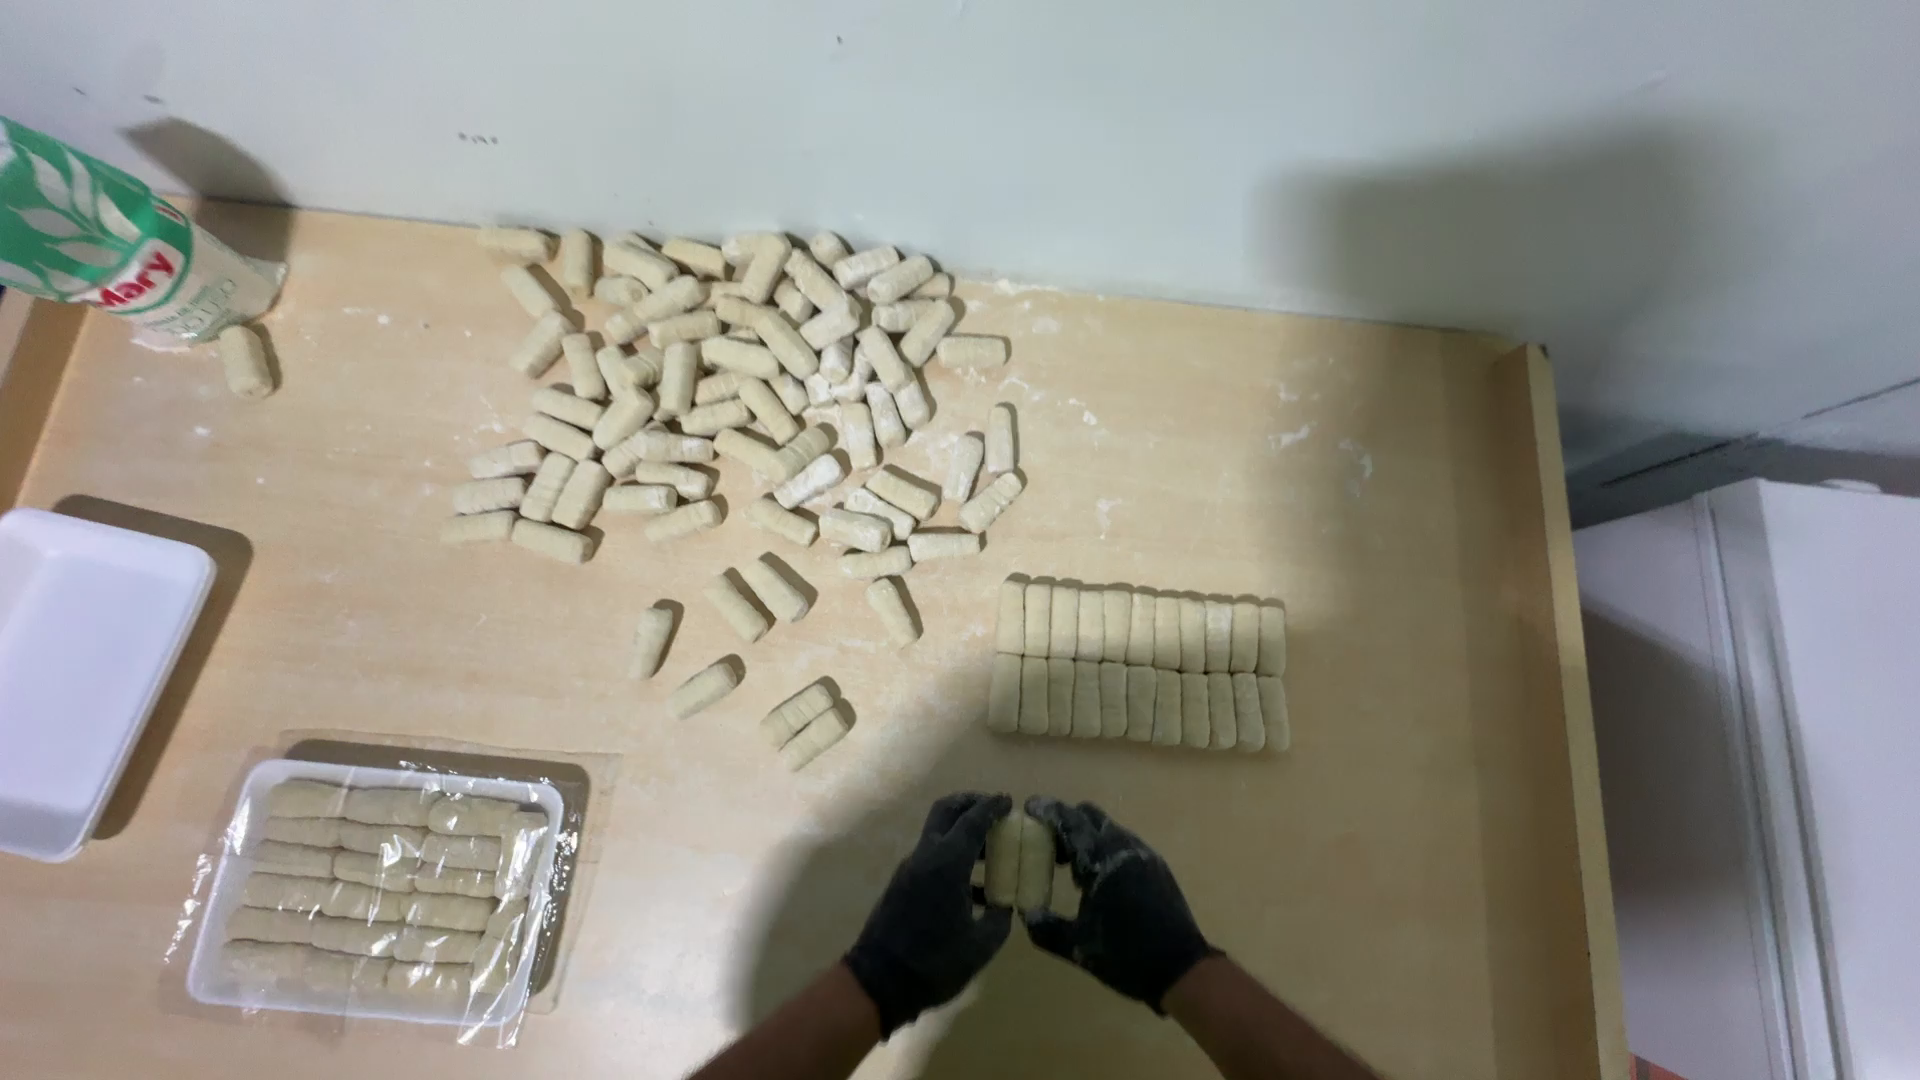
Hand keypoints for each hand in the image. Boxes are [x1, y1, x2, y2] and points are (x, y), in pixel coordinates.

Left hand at [842, 792, 1013, 1036]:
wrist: (880, 981)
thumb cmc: (934, 962)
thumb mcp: (979, 946)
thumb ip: (998, 921)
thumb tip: (1004, 908)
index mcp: (947, 863)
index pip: (972, 821)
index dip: (992, 807)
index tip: (1008, 800)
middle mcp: (926, 855)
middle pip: (946, 811)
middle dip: (970, 803)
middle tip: (993, 810)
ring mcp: (911, 868)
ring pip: (938, 832)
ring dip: (962, 831)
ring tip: (990, 850)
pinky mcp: (903, 883)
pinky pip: (932, 856)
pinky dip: (953, 855)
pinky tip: (973, 887)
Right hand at [1022, 797, 1217, 1012]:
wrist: (1182, 969)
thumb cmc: (1127, 956)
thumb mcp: (1080, 947)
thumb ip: (1048, 929)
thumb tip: (1026, 914)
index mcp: (1102, 861)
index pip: (1070, 823)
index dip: (1048, 812)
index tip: (1030, 806)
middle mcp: (1123, 847)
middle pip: (1090, 816)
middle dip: (1066, 820)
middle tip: (1049, 841)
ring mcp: (1143, 853)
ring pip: (1108, 828)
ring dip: (1086, 835)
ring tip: (1071, 866)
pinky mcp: (1155, 864)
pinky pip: (1123, 842)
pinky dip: (1104, 847)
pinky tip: (1099, 877)